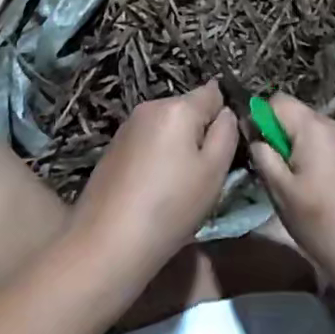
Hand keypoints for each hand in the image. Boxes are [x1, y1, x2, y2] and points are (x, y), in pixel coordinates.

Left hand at [71, 82, 239, 278]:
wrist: (107, 241)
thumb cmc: (170, 207)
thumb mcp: (214, 172)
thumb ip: (226, 133)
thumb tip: (225, 112)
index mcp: (177, 107)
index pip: (213, 92)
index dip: (224, 117)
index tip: (224, 149)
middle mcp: (150, 106)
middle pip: (188, 109)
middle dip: (199, 132)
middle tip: (203, 173)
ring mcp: (128, 126)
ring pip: (167, 126)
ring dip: (178, 145)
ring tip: (177, 185)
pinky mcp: (113, 146)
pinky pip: (148, 141)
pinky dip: (157, 156)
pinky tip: (153, 188)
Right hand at [249, 94, 334, 288]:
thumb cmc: (323, 224)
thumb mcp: (281, 192)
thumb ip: (264, 157)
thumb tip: (256, 137)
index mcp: (315, 128)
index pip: (278, 101)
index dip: (262, 119)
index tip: (259, 149)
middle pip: (298, 116)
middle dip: (283, 136)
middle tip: (278, 174)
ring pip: (315, 133)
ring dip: (301, 149)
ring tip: (301, 187)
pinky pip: (332, 147)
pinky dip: (320, 159)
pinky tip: (324, 192)